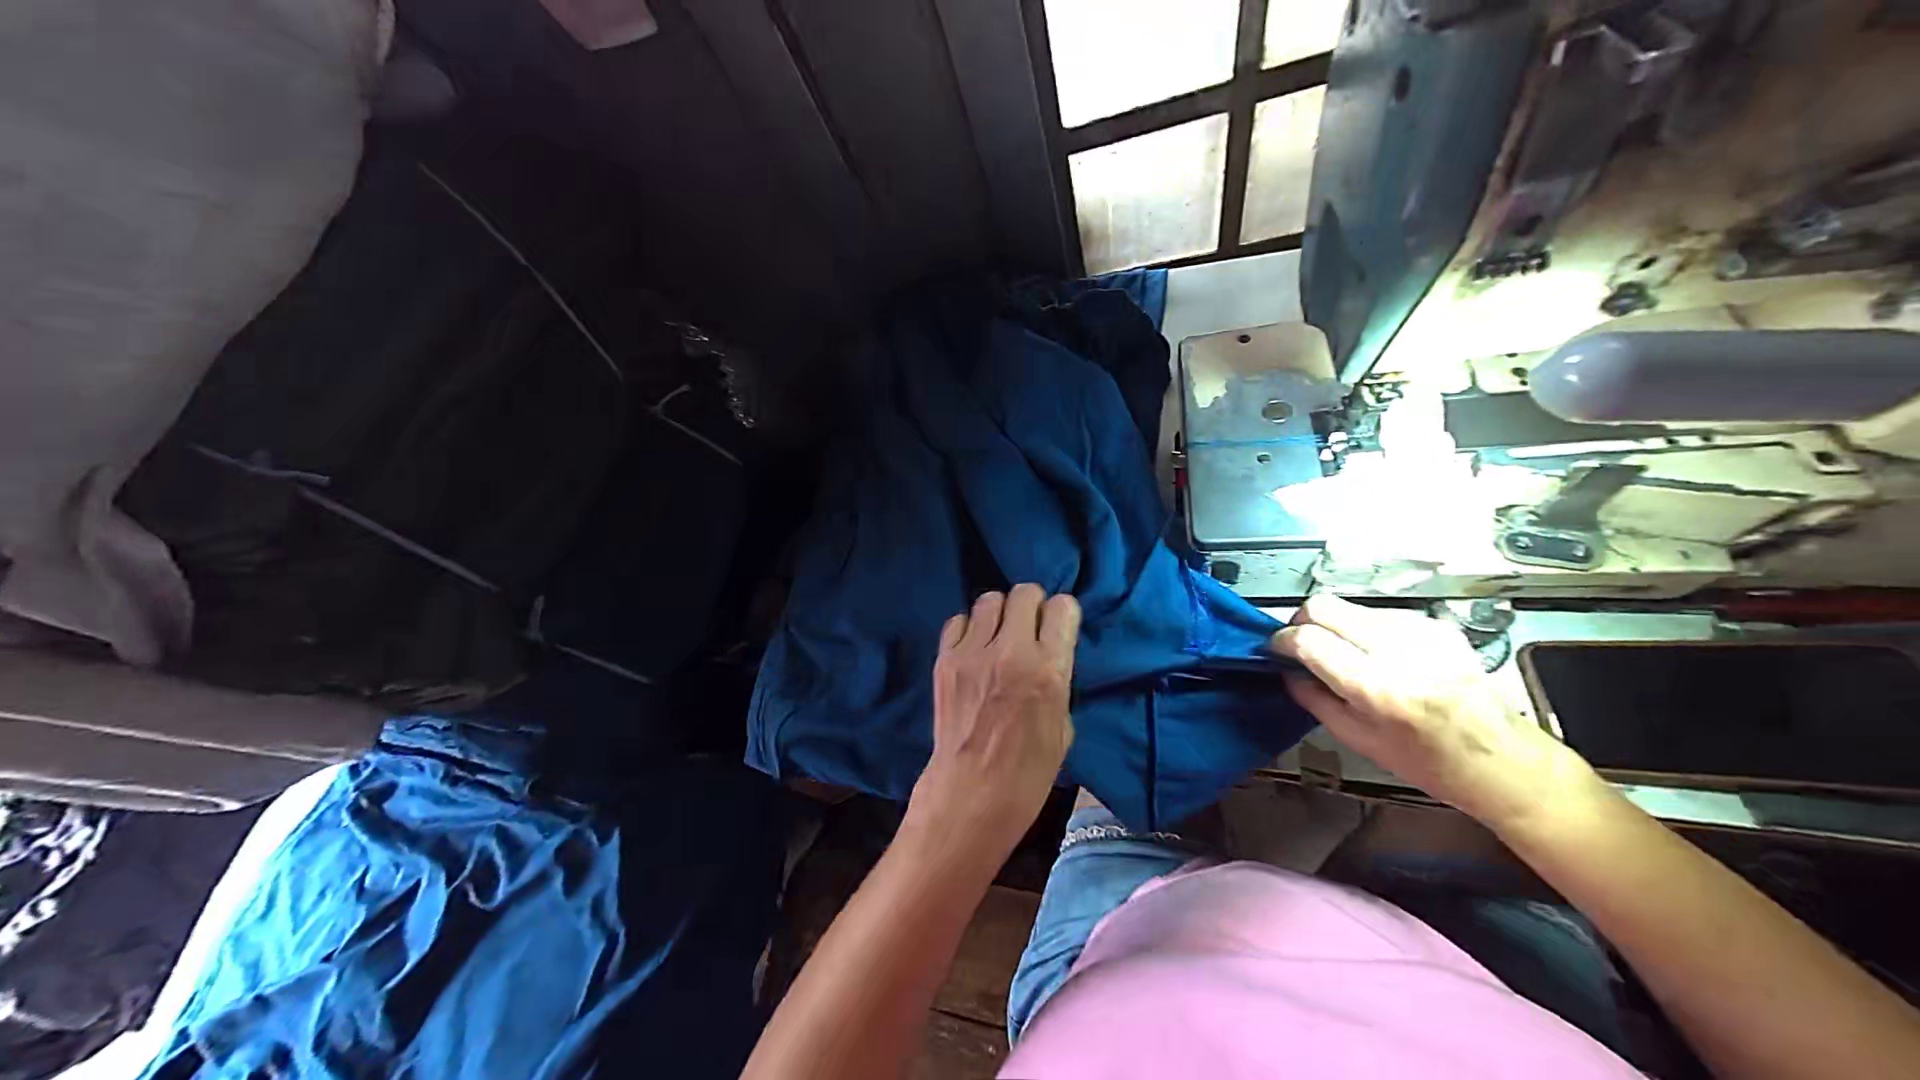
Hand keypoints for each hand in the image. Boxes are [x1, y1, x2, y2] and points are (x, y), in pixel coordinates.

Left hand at [907, 585, 1080, 860]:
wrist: (971, 794)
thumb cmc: (1029, 771)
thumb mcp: (1063, 724)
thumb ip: (1057, 678)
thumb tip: (1048, 653)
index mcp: (1049, 670)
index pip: (1062, 607)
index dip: (1062, 614)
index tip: (1058, 627)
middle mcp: (1011, 652)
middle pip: (1024, 592)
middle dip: (1032, 605)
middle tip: (1030, 626)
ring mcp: (972, 653)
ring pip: (989, 600)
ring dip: (1000, 614)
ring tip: (999, 635)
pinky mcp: (944, 660)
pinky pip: (958, 621)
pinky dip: (969, 629)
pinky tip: (973, 650)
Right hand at [1268, 594, 1601, 831]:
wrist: (1500, 759)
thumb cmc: (1428, 762)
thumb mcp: (1357, 739)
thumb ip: (1313, 698)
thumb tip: (1286, 668)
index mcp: (1377, 688)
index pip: (1308, 639)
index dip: (1282, 640)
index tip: (1275, 648)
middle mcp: (1399, 652)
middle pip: (1323, 606)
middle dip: (1302, 621)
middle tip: (1301, 644)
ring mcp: (1422, 632)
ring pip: (1349, 606)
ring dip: (1334, 625)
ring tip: (1342, 654)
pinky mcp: (1436, 625)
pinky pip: (1379, 613)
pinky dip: (1365, 629)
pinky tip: (1375, 654)